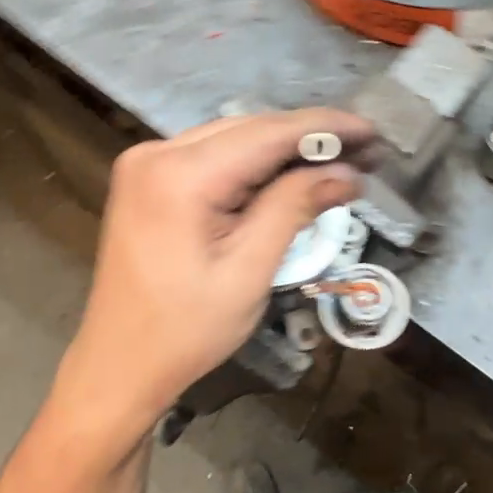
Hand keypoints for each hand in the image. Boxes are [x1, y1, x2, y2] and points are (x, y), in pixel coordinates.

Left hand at [62, 109, 374, 417]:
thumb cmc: (186, 329)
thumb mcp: (249, 271)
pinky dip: (254, 164)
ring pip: (232, 139)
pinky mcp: (148, 181)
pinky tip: (291, 174)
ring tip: (340, 161)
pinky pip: (213, 157)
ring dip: (284, 150)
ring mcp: (146, 165)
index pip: (266, 134)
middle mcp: (156, 153)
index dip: (324, 129)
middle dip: (309, 138)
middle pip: (249, 129)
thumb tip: (347, 173)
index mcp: (179, 175)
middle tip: (366, 152)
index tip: (372, 132)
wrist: (121, 363)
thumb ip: (294, 209)